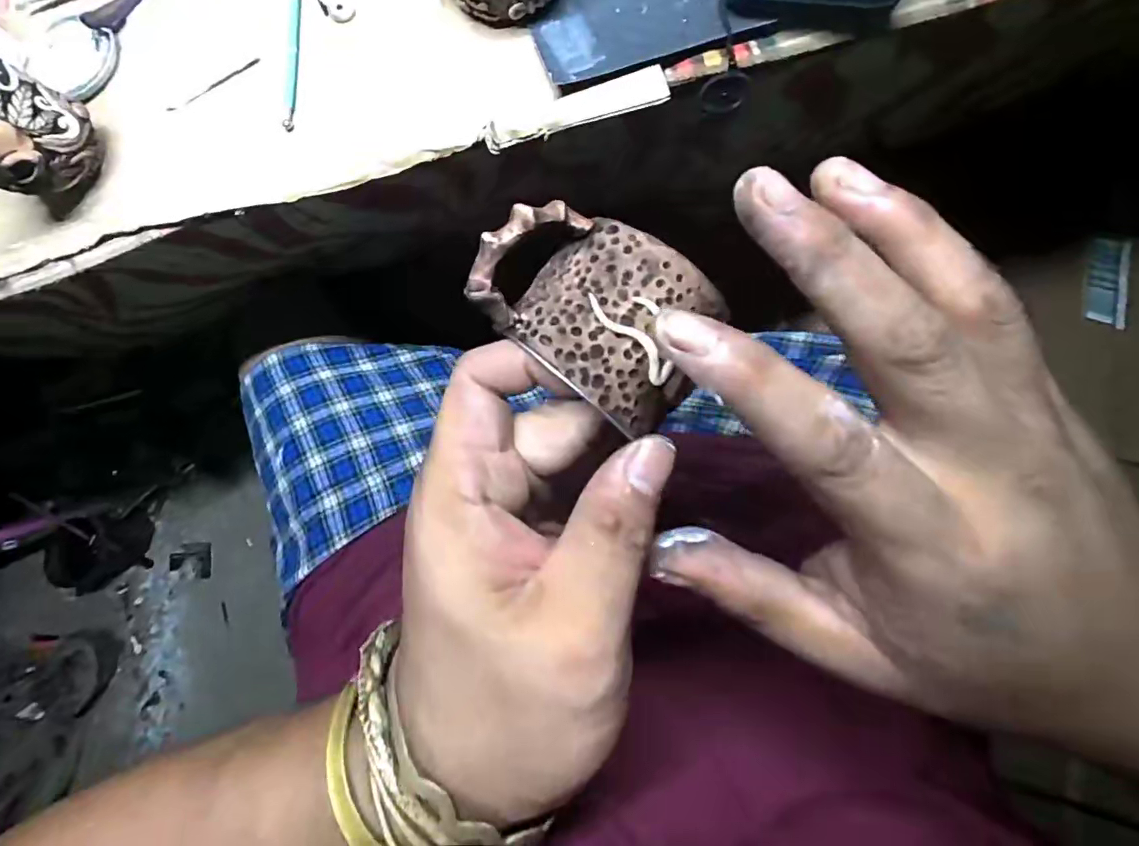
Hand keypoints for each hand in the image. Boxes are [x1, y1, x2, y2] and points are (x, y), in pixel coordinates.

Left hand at [391, 342, 676, 825]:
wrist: (465, 776)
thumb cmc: (505, 711)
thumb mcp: (572, 626)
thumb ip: (613, 530)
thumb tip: (657, 445)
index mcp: (458, 491)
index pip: (476, 385)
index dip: (532, 361)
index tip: (609, 367)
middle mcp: (475, 488)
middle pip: (534, 416)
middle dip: (599, 411)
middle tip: (680, 406)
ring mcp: (501, 513)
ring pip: (558, 452)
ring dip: (611, 449)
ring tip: (680, 438)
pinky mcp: (527, 540)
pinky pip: (568, 491)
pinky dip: (607, 486)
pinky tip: (656, 484)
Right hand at [646, 159, 1138, 762]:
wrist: (1138, 660)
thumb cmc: (977, 661)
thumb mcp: (858, 658)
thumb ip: (756, 596)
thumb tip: (655, 543)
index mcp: (930, 539)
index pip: (833, 444)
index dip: (752, 381)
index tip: (678, 326)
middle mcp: (986, 461)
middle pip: (909, 343)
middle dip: (827, 258)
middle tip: (758, 192)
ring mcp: (1027, 412)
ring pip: (960, 302)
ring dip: (888, 225)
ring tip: (819, 170)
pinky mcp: (1039, 384)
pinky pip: (987, 298)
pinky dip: (931, 236)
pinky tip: (875, 193)